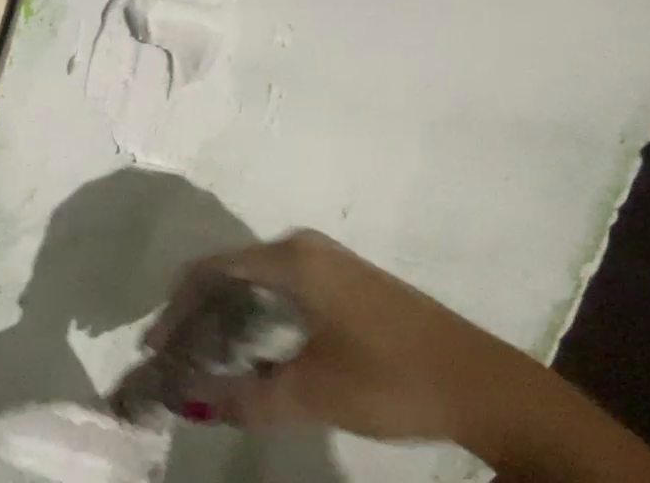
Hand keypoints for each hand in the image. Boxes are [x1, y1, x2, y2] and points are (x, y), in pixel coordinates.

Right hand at [147, 229, 534, 442]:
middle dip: (197, 310)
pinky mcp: (348, 279)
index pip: (209, 271)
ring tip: (209, 351)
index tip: (157, 346)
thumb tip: (188, 403)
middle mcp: (303, 247)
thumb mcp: (315, 394)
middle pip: (228, 270)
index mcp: (290, 260)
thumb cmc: (393, 380)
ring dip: (227, 312)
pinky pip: (280, 283)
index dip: (175, 308)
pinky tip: (256, 344)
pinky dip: (256, 310)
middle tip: (179, 351)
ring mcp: (329, 260)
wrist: (491, 390)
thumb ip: (246, 397)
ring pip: (255, 277)